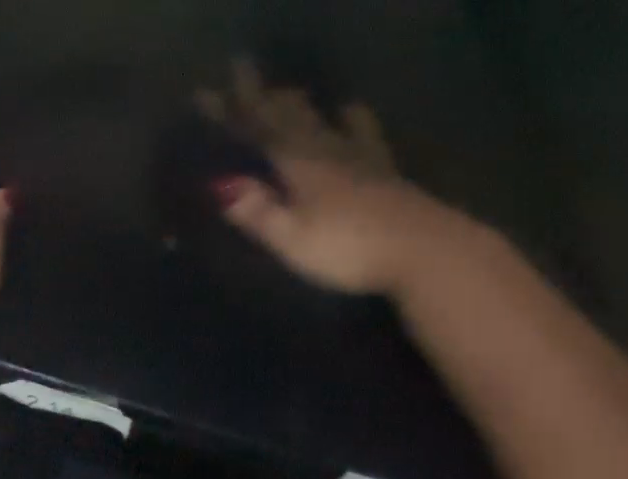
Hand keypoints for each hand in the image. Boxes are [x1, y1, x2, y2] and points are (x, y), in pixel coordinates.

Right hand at [200, 62, 483, 296]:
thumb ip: (257, 212)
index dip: (232, 113)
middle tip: (243, 79)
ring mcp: (361, 159)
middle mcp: (328, 151)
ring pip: (325, 121)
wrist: (422, 250)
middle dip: (264, 100)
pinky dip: (353, 119)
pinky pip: (364, 134)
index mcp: (299, 166)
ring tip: (291, 94)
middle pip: (291, 117)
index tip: (205, 95)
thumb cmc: (347, 249)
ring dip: (303, 106)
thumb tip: (219, 184)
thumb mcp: (292, 238)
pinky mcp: (386, 173)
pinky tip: (353, 113)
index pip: (258, 131)